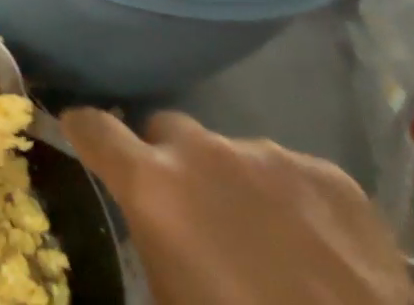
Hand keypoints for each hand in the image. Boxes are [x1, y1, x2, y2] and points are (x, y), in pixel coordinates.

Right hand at [59, 109, 413, 304]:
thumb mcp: (165, 295)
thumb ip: (147, 242)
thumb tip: (147, 225)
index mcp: (153, 183)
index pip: (94, 127)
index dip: (84, 130)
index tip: (83, 137)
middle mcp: (204, 152)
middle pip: (166, 129)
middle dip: (167, 159)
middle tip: (188, 209)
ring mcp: (271, 156)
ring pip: (230, 152)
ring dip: (230, 181)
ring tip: (261, 236)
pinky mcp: (329, 174)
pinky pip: (289, 171)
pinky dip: (286, 198)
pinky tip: (309, 244)